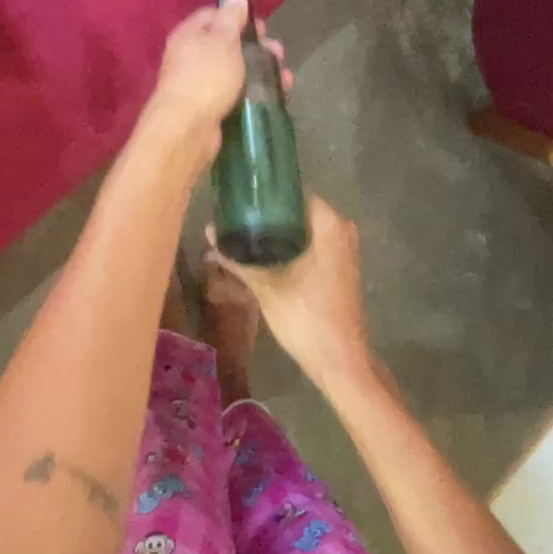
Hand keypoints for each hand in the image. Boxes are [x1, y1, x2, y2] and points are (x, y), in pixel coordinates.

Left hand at [148, 0, 290, 130]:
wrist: (187, 130)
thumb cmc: (205, 77)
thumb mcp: (222, 39)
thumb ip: (231, 17)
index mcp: (189, 35)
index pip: (213, 15)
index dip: (238, 17)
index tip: (261, 26)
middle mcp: (191, 58)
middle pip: (228, 45)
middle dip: (257, 48)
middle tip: (278, 52)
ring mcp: (200, 85)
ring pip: (236, 72)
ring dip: (261, 72)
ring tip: (284, 79)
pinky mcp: (211, 109)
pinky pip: (237, 95)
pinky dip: (256, 94)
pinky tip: (275, 96)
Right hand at [210, 197, 371, 387]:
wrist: (339, 361)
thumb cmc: (305, 317)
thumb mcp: (265, 286)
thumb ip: (237, 257)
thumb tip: (208, 232)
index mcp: (329, 223)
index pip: (292, 192)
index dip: (264, 195)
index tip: (237, 199)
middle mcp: (341, 228)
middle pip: (296, 211)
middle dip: (265, 216)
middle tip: (232, 218)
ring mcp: (343, 249)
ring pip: (302, 230)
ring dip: (275, 234)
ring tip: (241, 235)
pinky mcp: (340, 267)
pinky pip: (310, 245)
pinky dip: (288, 248)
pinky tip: (261, 255)